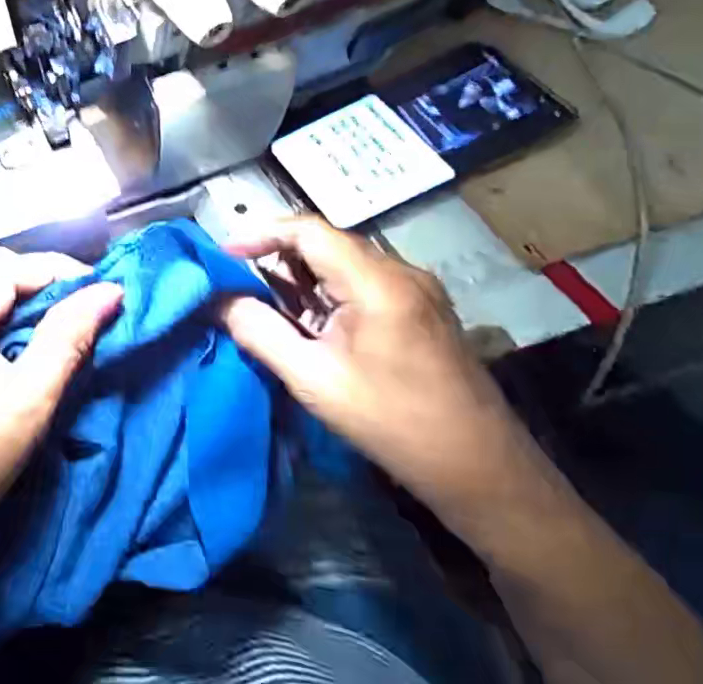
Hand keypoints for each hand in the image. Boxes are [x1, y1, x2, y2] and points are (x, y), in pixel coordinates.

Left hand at [0, 247, 124, 538]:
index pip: (6, 270)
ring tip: (72, 307)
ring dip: (32, 288)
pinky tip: (42, 321)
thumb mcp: (31, 396)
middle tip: (89, 298)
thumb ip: (68, 336)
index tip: (102, 287)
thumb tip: (108, 289)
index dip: (57, 271)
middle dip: (45, 275)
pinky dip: (15, 304)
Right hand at [220, 217, 536, 508]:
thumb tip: (219, 301)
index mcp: (377, 283)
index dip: (260, 233)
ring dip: (298, 277)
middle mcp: (400, 273)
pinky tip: (306, 321)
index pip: (307, 230)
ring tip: (264, 305)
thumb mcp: (314, 380)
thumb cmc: (395, 424)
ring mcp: (414, 290)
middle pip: (323, 242)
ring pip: (340, 261)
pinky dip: (323, 291)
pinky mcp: (419, 309)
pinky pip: (359, 282)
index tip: (223, 256)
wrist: (484, 471)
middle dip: (275, 256)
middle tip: (236, 284)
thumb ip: (260, 332)